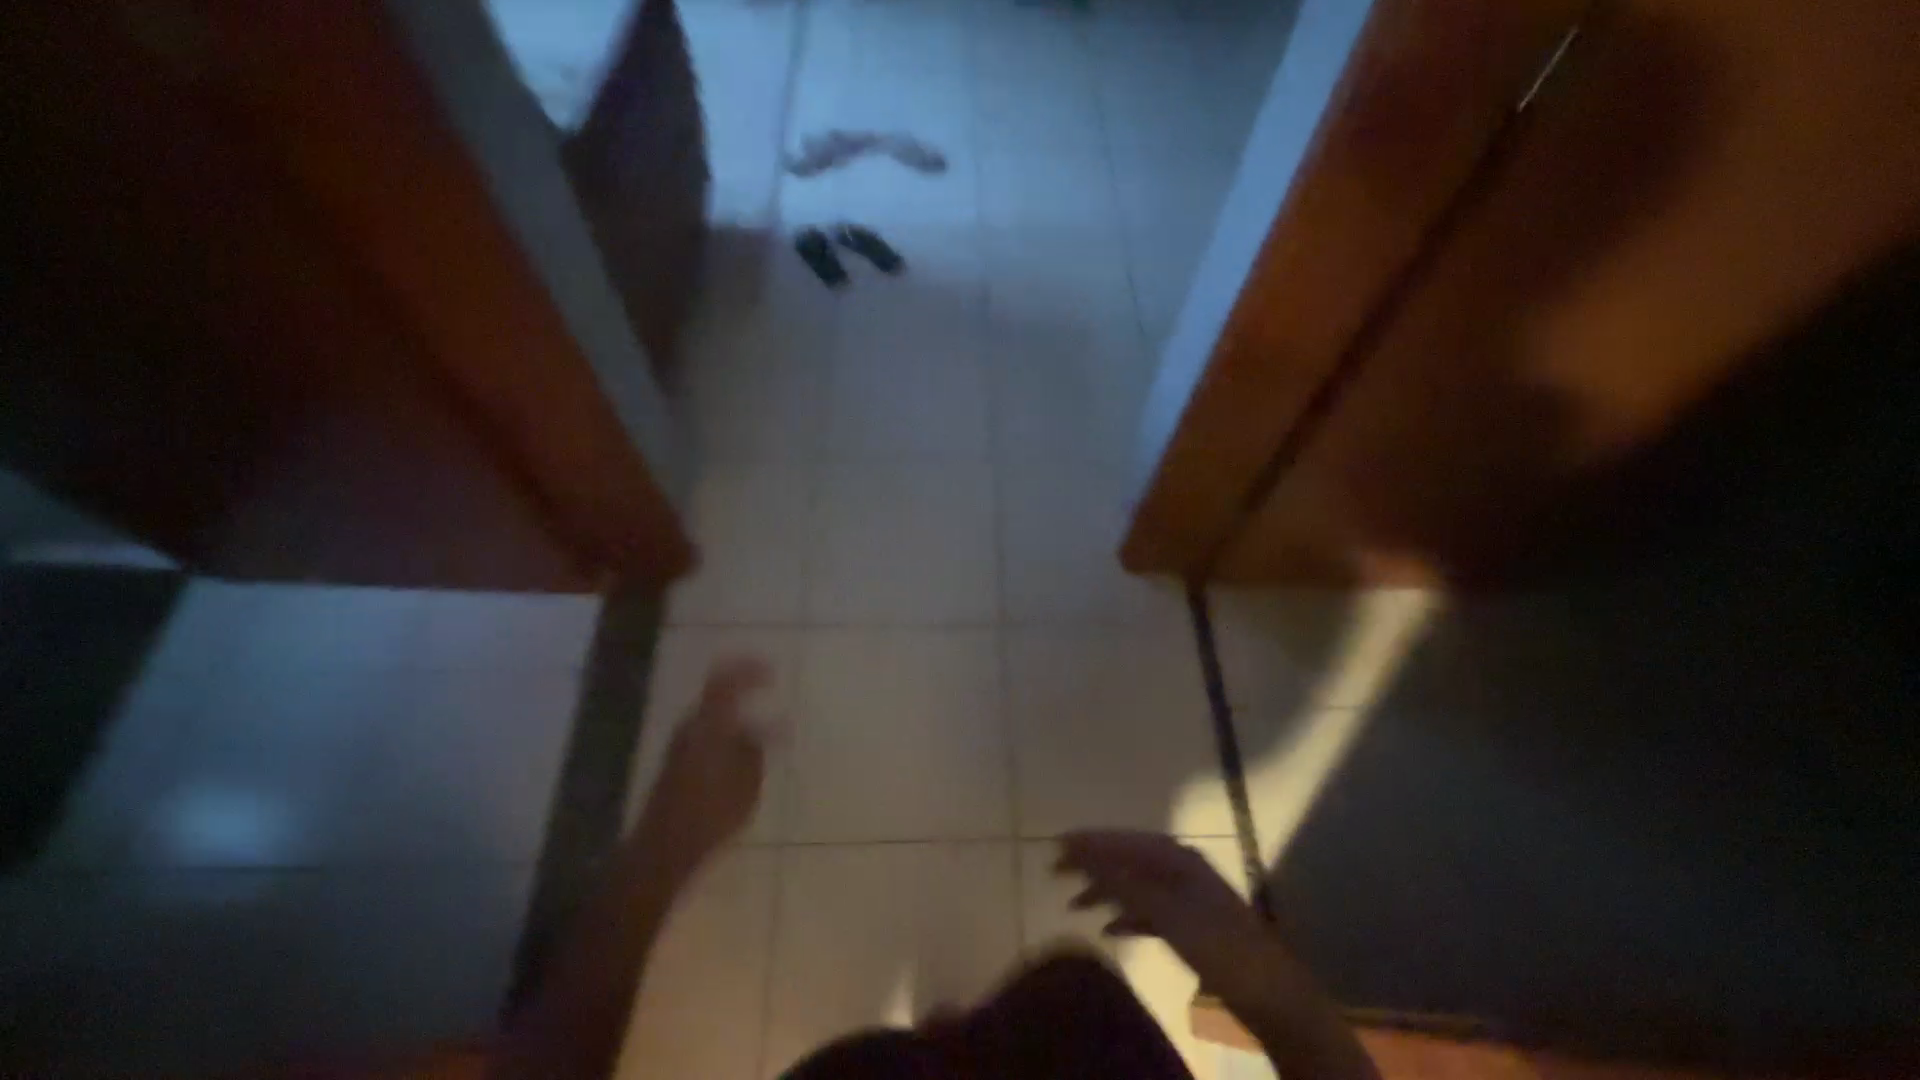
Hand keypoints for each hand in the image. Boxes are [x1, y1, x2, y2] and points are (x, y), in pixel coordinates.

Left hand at [636, 656, 776, 871]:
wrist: (664, 849)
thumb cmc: (711, 815)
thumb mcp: (747, 784)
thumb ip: (755, 750)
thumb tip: (762, 730)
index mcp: (709, 725)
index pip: (727, 681)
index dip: (750, 670)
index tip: (773, 669)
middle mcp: (690, 728)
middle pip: (717, 695)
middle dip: (743, 689)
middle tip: (768, 687)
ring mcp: (679, 746)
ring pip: (712, 716)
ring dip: (736, 714)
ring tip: (762, 726)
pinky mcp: (676, 765)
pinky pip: (707, 734)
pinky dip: (727, 732)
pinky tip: (744, 751)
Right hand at [1055, 830, 1281, 1002]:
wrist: (1271, 994)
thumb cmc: (1217, 946)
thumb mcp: (1166, 913)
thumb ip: (1124, 883)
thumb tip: (1085, 855)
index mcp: (1178, 859)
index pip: (1124, 841)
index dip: (1090, 842)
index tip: (1056, 844)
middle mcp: (1182, 869)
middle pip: (1128, 859)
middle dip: (1093, 864)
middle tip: (1055, 872)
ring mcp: (1188, 897)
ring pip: (1136, 886)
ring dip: (1106, 891)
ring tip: (1074, 905)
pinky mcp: (1192, 925)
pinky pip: (1149, 911)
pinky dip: (1126, 916)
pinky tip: (1109, 930)